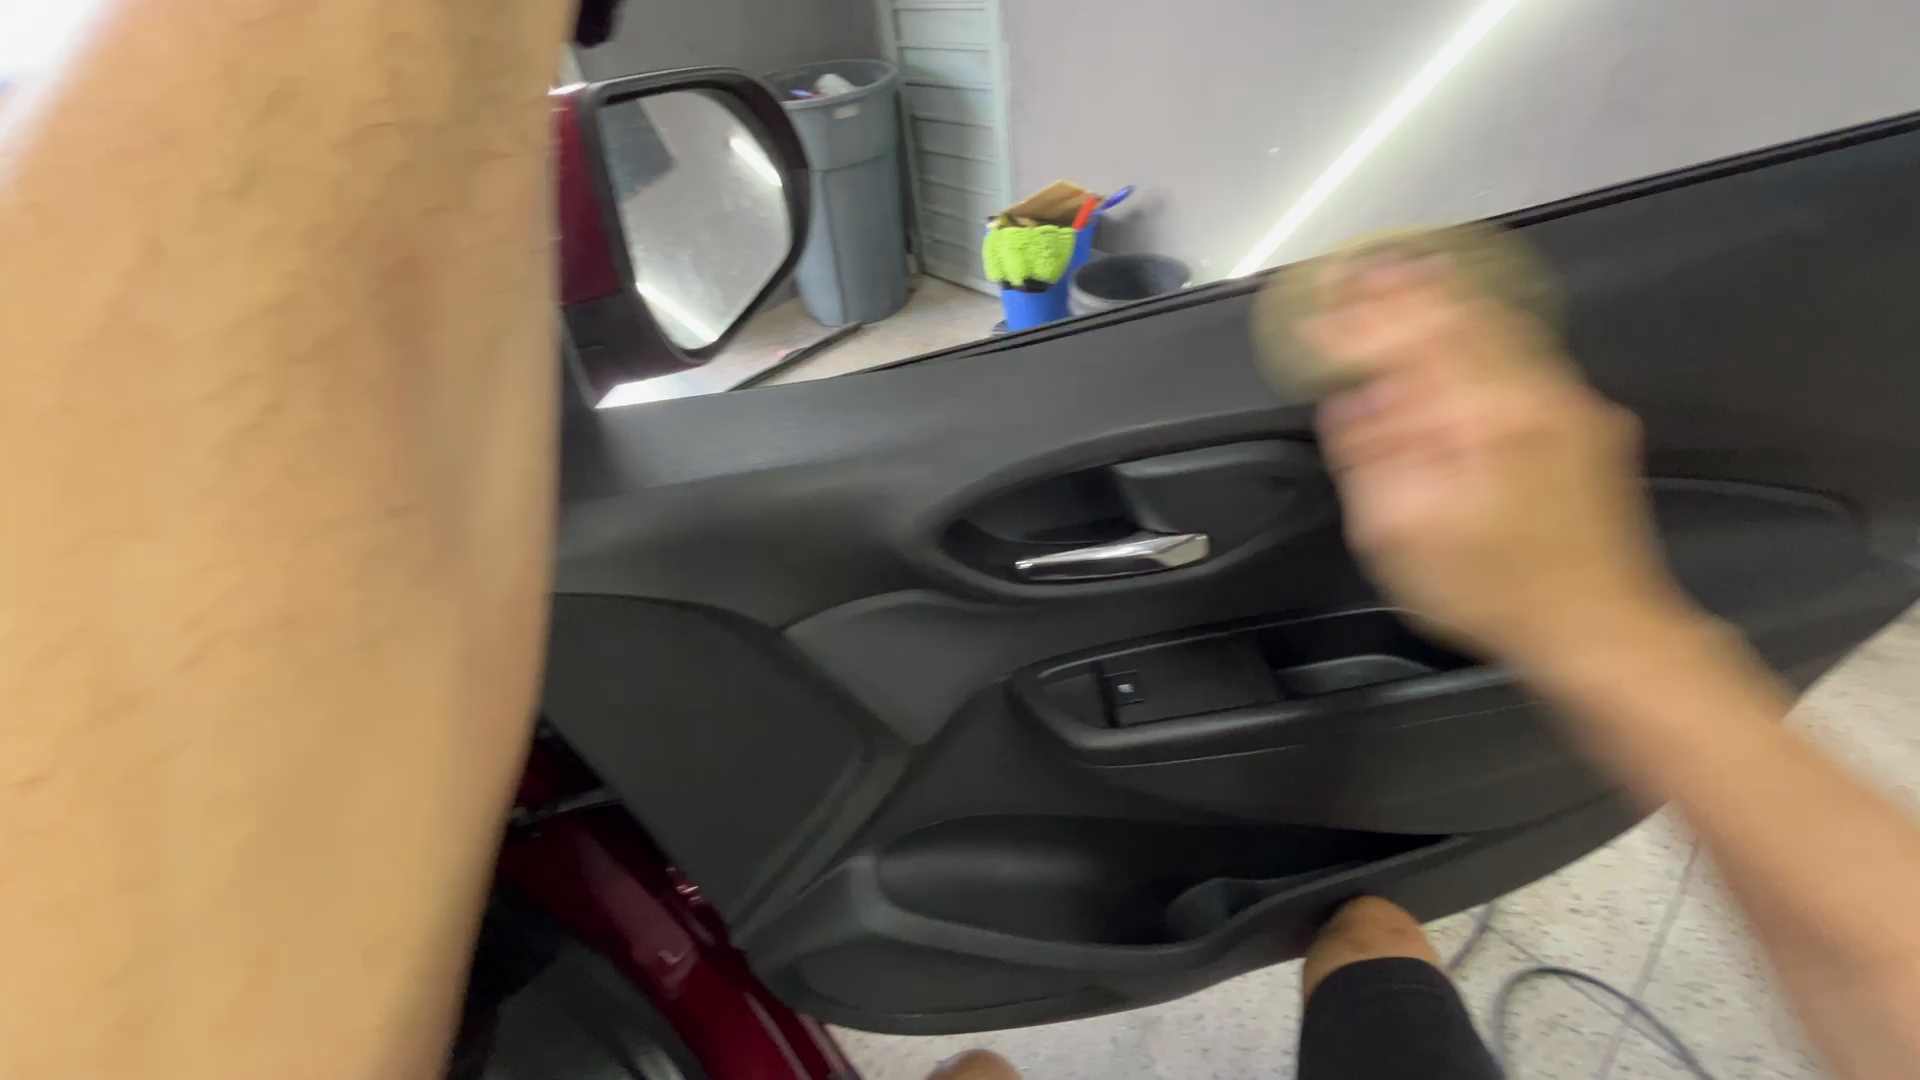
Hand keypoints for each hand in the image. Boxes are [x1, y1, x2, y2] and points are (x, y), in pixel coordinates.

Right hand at [1305, 256, 1688, 667]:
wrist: (1598, 626)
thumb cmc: (1491, 592)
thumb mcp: (1401, 535)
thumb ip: (1372, 457)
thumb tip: (1350, 400)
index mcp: (1482, 424)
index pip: (1410, 348)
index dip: (1359, 325)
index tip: (1320, 314)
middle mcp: (1533, 400)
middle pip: (1459, 322)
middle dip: (1403, 293)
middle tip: (1361, 267)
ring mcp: (1567, 408)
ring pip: (1499, 330)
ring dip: (1445, 298)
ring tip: (1405, 272)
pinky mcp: (1583, 424)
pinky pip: (1523, 353)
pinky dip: (1481, 326)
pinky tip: (1463, 320)